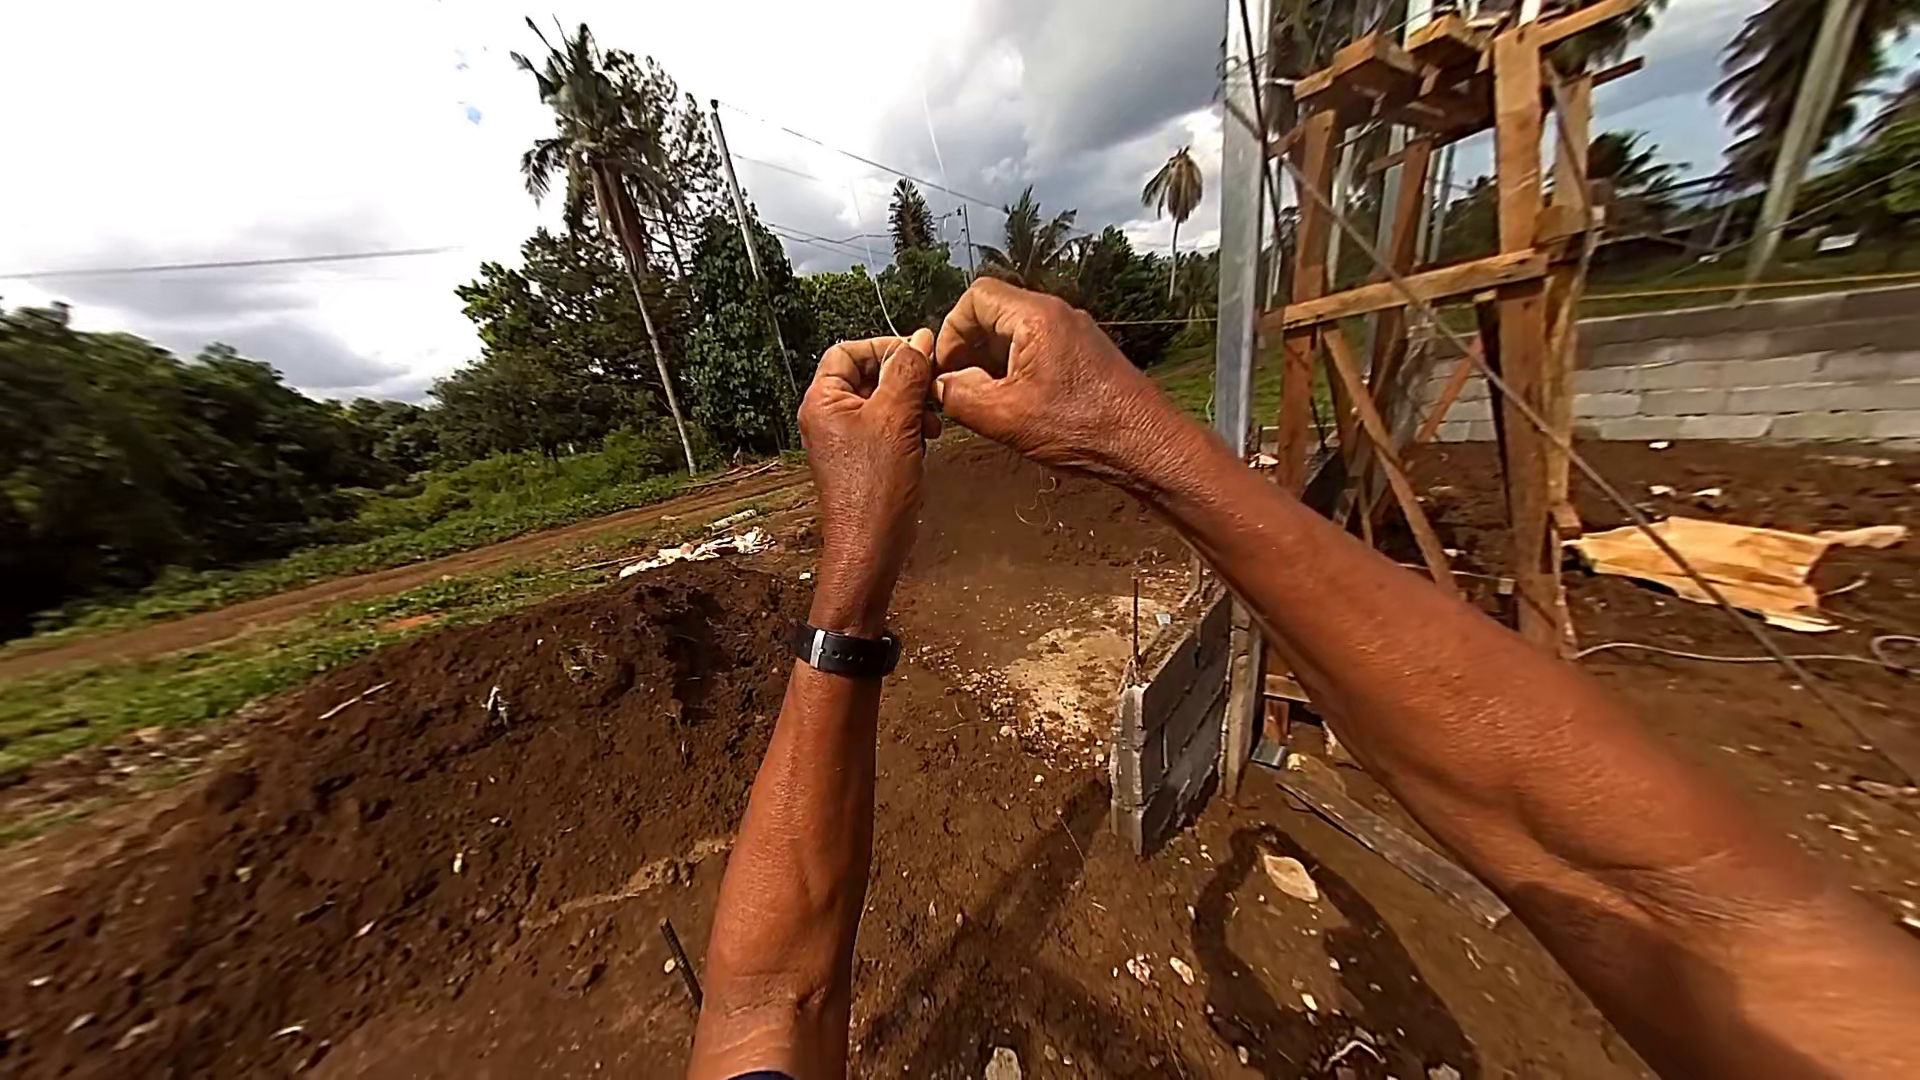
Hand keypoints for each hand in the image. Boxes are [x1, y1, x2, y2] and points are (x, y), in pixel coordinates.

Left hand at [798, 328, 939, 637]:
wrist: (871, 545)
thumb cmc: (875, 489)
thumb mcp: (896, 418)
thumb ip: (908, 372)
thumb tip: (921, 338)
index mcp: (824, 400)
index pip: (848, 350)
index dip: (884, 347)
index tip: (918, 356)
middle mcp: (829, 416)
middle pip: (867, 375)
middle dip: (903, 381)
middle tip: (930, 392)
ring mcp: (845, 439)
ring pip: (881, 402)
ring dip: (910, 405)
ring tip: (930, 422)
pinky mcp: (863, 459)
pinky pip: (886, 428)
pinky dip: (908, 427)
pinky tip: (924, 441)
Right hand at [931, 278, 1180, 484]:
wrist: (1146, 445)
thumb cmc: (1082, 429)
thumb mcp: (1005, 417)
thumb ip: (960, 396)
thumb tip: (937, 385)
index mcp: (1036, 317)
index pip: (975, 298)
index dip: (951, 332)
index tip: (946, 369)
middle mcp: (1057, 315)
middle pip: (994, 315)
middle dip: (968, 350)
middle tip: (957, 389)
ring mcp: (1073, 334)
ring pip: (1014, 335)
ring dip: (990, 364)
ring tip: (982, 402)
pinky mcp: (1083, 355)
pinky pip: (1036, 350)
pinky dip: (1014, 371)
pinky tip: (1012, 406)